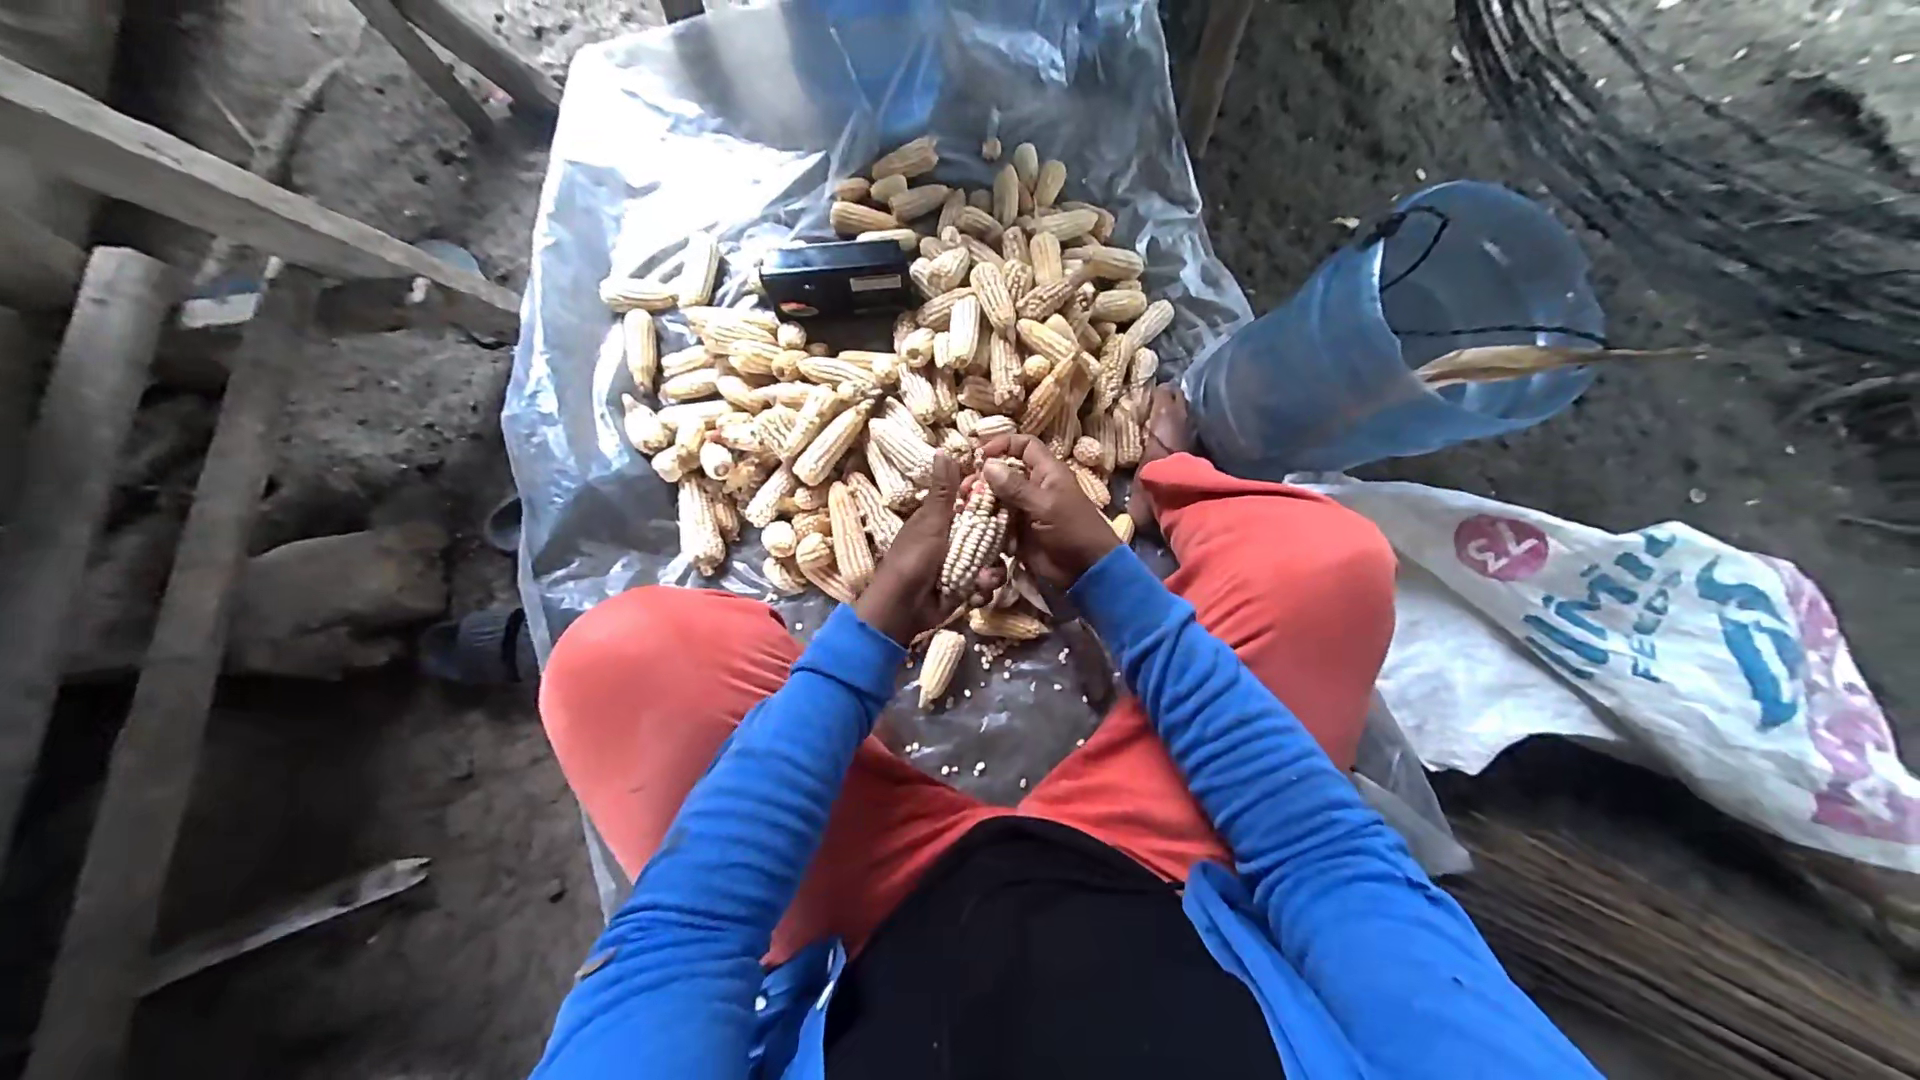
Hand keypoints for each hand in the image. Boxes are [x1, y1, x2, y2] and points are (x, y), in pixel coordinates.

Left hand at [854, 452, 1004, 644]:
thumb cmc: (913, 559)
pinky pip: (985, 585)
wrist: (902, 608)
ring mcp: (960, 565)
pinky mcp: (965, 588)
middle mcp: (954, 540)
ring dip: (990, 572)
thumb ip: (943, 491)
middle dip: (997, 546)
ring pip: (991, 562)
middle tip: (1002, 550)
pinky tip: (975, 594)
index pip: (974, 503)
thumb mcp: (931, 522)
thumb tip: (943, 450)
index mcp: (943, 519)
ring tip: (982, 579)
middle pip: (989, 535)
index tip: (1009, 503)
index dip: (992, 503)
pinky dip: (981, 591)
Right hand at [973, 434, 1119, 588]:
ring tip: (963, 506)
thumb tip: (987, 464)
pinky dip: (984, 521)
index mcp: (1047, 473)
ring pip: (997, 498)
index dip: (1004, 444)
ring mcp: (1025, 510)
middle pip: (1004, 473)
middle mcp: (1034, 487)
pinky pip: (997, 521)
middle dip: (983, 477)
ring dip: (980, 500)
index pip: (1025, 446)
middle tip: (966, 488)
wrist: (1085, 570)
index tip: (981, 455)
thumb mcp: (1045, 506)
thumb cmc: (1072, 531)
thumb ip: (1016, 487)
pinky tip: (969, 523)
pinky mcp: (1018, 531)